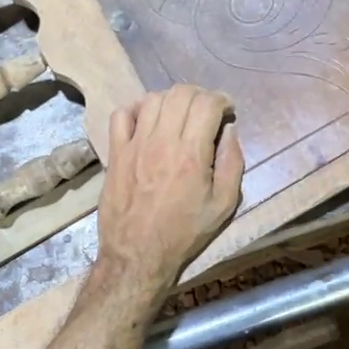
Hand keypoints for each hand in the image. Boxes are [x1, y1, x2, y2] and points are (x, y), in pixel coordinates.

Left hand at [94, 85, 244, 293]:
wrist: (137, 255)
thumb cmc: (184, 232)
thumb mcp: (224, 205)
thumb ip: (233, 163)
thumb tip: (229, 131)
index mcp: (192, 154)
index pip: (207, 103)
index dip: (222, 100)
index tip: (227, 111)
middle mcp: (162, 141)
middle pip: (181, 93)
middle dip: (200, 95)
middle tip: (206, 112)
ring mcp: (135, 144)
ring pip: (153, 98)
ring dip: (172, 99)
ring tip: (180, 115)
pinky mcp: (116, 151)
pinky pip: (122, 114)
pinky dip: (138, 108)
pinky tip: (148, 120)